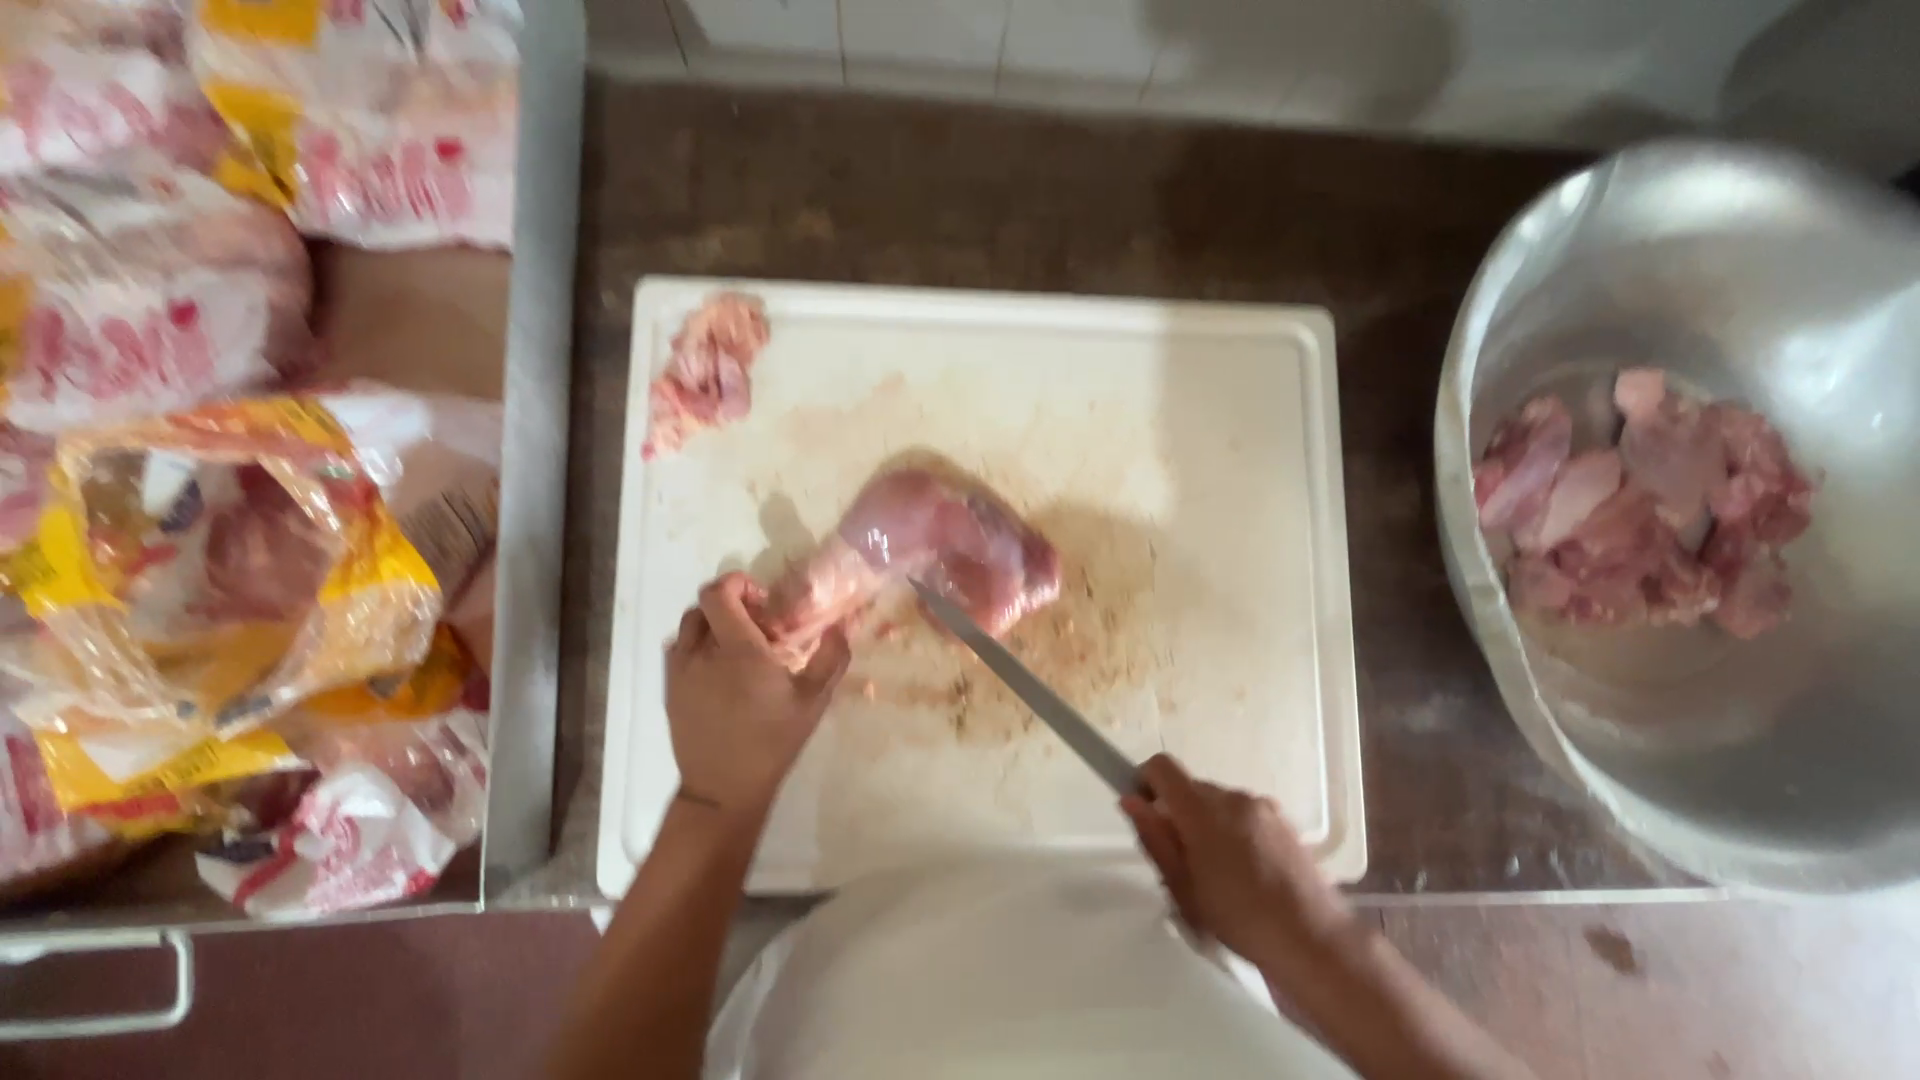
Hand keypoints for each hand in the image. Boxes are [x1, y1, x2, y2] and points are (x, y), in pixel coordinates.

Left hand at [665, 572, 850, 823]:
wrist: (724, 787)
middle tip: (757, 628)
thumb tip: (843, 624)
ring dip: (713, 626)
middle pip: (704, 606)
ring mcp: (680, 671)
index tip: (762, 601)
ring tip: (737, 650)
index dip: (738, 583)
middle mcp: (701, 653)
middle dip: (731, 606)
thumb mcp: (812, 700)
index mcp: (737, 650)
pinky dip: (698, 648)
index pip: (719, 593)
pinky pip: (678, 651)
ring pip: (689, 627)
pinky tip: (720, 674)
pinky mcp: (670, 689)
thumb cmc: (772, 741)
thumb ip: (831, 657)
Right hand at [1122, 754, 1357, 965]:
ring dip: (1208, 824)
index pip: (1162, 766)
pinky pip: (1244, 814)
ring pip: (1218, 803)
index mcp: (1201, 809)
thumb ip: (1154, 838)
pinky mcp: (1284, 820)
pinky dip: (1235, 831)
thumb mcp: (1182, 887)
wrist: (1312, 939)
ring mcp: (1262, 806)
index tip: (1145, 813)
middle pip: (1190, 788)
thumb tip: (1131, 800)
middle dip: (1179, 814)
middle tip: (1183, 861)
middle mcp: (1232, 796)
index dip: (1145, 782)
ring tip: (1219, 872)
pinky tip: (1247, 872)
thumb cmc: (1238, 918)